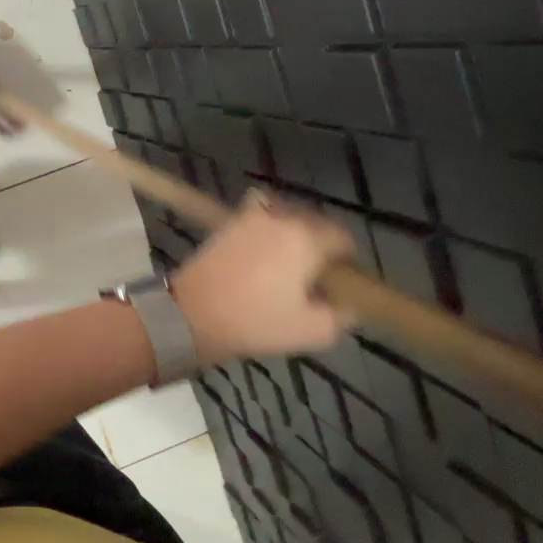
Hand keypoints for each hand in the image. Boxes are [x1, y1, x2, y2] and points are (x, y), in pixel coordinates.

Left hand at [170, 191, 351, 365]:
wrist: (195, 313)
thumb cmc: (257, 321)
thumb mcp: (313, 331)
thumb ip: (341, 316)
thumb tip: (347, 304)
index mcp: (307, 239)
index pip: (343, 238)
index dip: (348, 261)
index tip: (342, 283)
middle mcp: (282, 218)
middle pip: (316, 223)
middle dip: (323, 245)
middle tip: (317, 277)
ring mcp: (252, 217)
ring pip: (288, 215)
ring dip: (296, 232)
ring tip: (291, 263)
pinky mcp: (230, 223)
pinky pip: (260, 211)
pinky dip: (269, 222)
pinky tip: (265, 245)